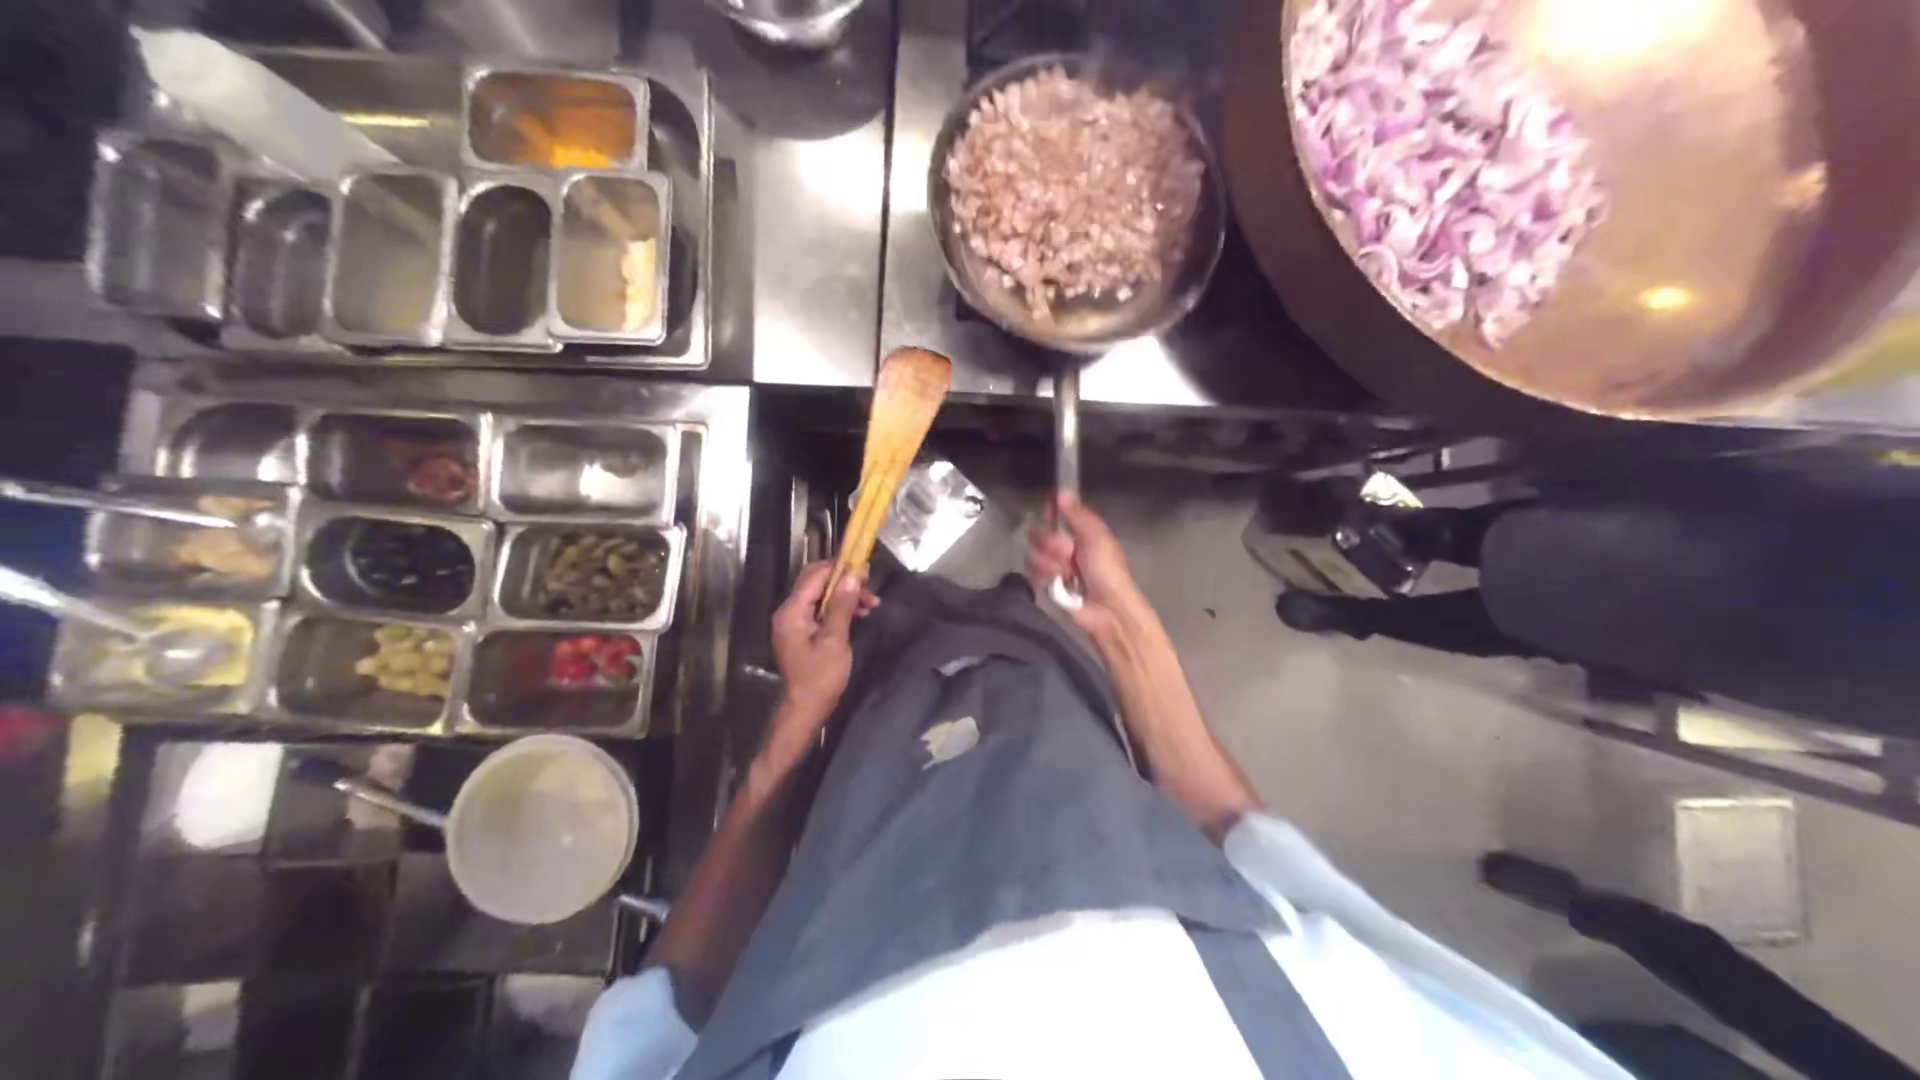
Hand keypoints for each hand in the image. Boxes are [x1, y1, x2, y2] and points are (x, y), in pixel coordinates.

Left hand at [772, 561, 878, 719]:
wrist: (807, 707)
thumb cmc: (821, 676)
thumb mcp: (835, 639)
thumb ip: (842, 605)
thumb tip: (853, 576)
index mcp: (792, 611)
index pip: (815, 576)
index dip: (839, 567)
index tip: (864, 568)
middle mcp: (789, 611)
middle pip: (816, 582)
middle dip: (844, 580)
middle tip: (869, 585)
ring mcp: (794, 621)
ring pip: (821, 595)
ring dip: (845, 595)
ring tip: (871, 603)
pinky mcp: (802, 631)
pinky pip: (820, 609)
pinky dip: (839, 607)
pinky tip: (859, 613)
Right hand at [1027, 494, 1144, 637]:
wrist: (1108, 611)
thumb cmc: (1107, 572)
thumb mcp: (1096, 538)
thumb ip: (1078, 515)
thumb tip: (1062, 491)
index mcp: (1085, 533)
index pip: (1062, 513)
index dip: (1053, 511)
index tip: (1049, 512)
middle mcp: (1070, 547)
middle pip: (1044, 534)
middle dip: (1050, 543)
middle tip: (1065, 555)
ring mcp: (1059, 567)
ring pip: (1036, 554)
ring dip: (1048, 563)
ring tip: (1063, 574)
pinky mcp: (1050, 585)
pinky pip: (1033, 572)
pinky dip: (1041, 576)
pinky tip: (1052, 581)